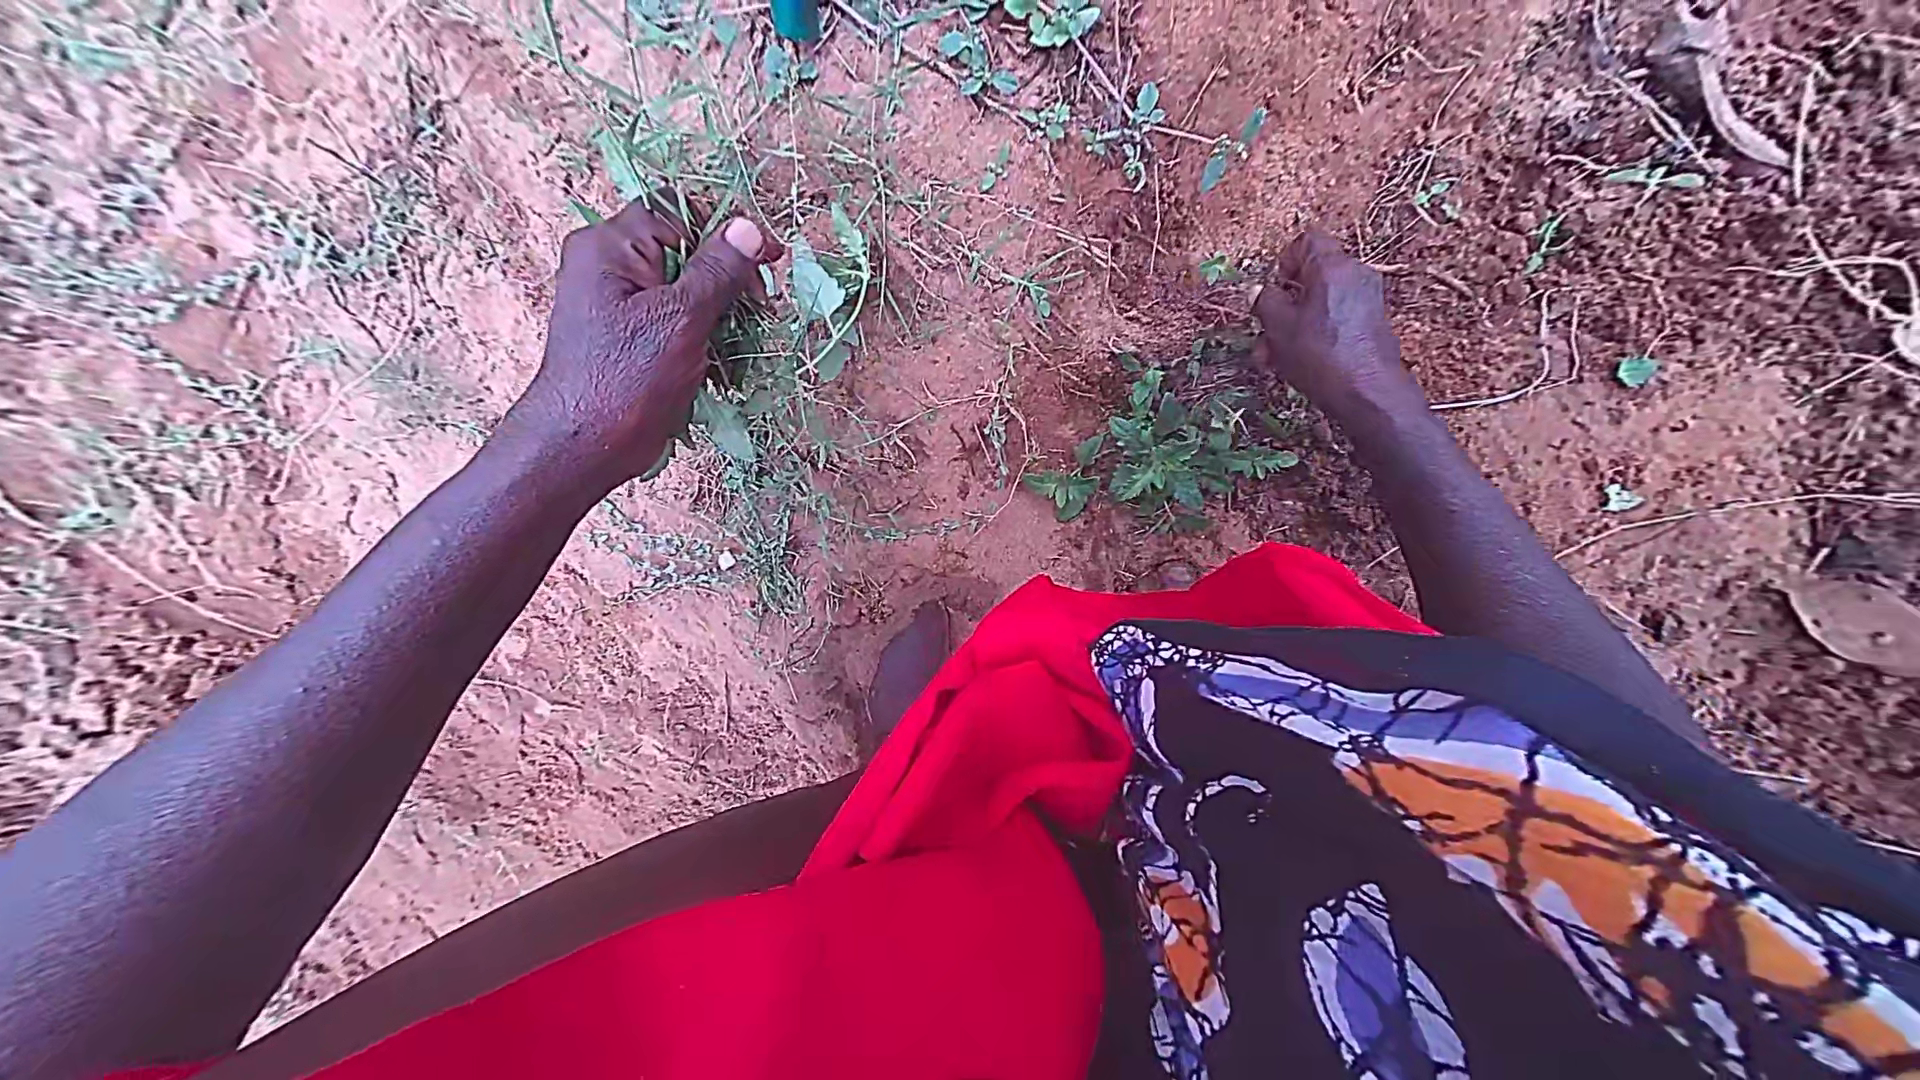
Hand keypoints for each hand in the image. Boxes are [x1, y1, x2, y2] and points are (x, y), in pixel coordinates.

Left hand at [502, 200, 779, 488]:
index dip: (728, 231)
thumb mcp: (680, 318)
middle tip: (763, 309)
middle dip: (730, 279)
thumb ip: (717, 271)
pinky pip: (680, 321)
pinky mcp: (636, 338)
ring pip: (688, 290)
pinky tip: (724, 360)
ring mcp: (623, 304)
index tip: (771, 260)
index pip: (678, 212)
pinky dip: (707, 336)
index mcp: (611, 245)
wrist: (588, 443)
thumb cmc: (628, 377)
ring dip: (724, 313)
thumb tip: (748, 227)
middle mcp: (612, 266)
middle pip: (686, 251)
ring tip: (744, 341)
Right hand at [1252, 230, 1422, 419]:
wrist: (1365, 392)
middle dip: (1281, 305)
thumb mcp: (1278, 328)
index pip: (1306, 241)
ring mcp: (1365, 299)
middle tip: (1264, 333)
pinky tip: (1296, 363)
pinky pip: (1332, 318)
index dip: (1282, 262)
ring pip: (1317, 303)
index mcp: (1332, 267)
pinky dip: (1311, 334)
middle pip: (1309, 277)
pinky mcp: (1369, 322)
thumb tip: (1258, 290)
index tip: (1271, 292)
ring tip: (1273, 359)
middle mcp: (1355, 275)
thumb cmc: (1319, 355)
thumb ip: (1264, 302)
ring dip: (1290, 326)